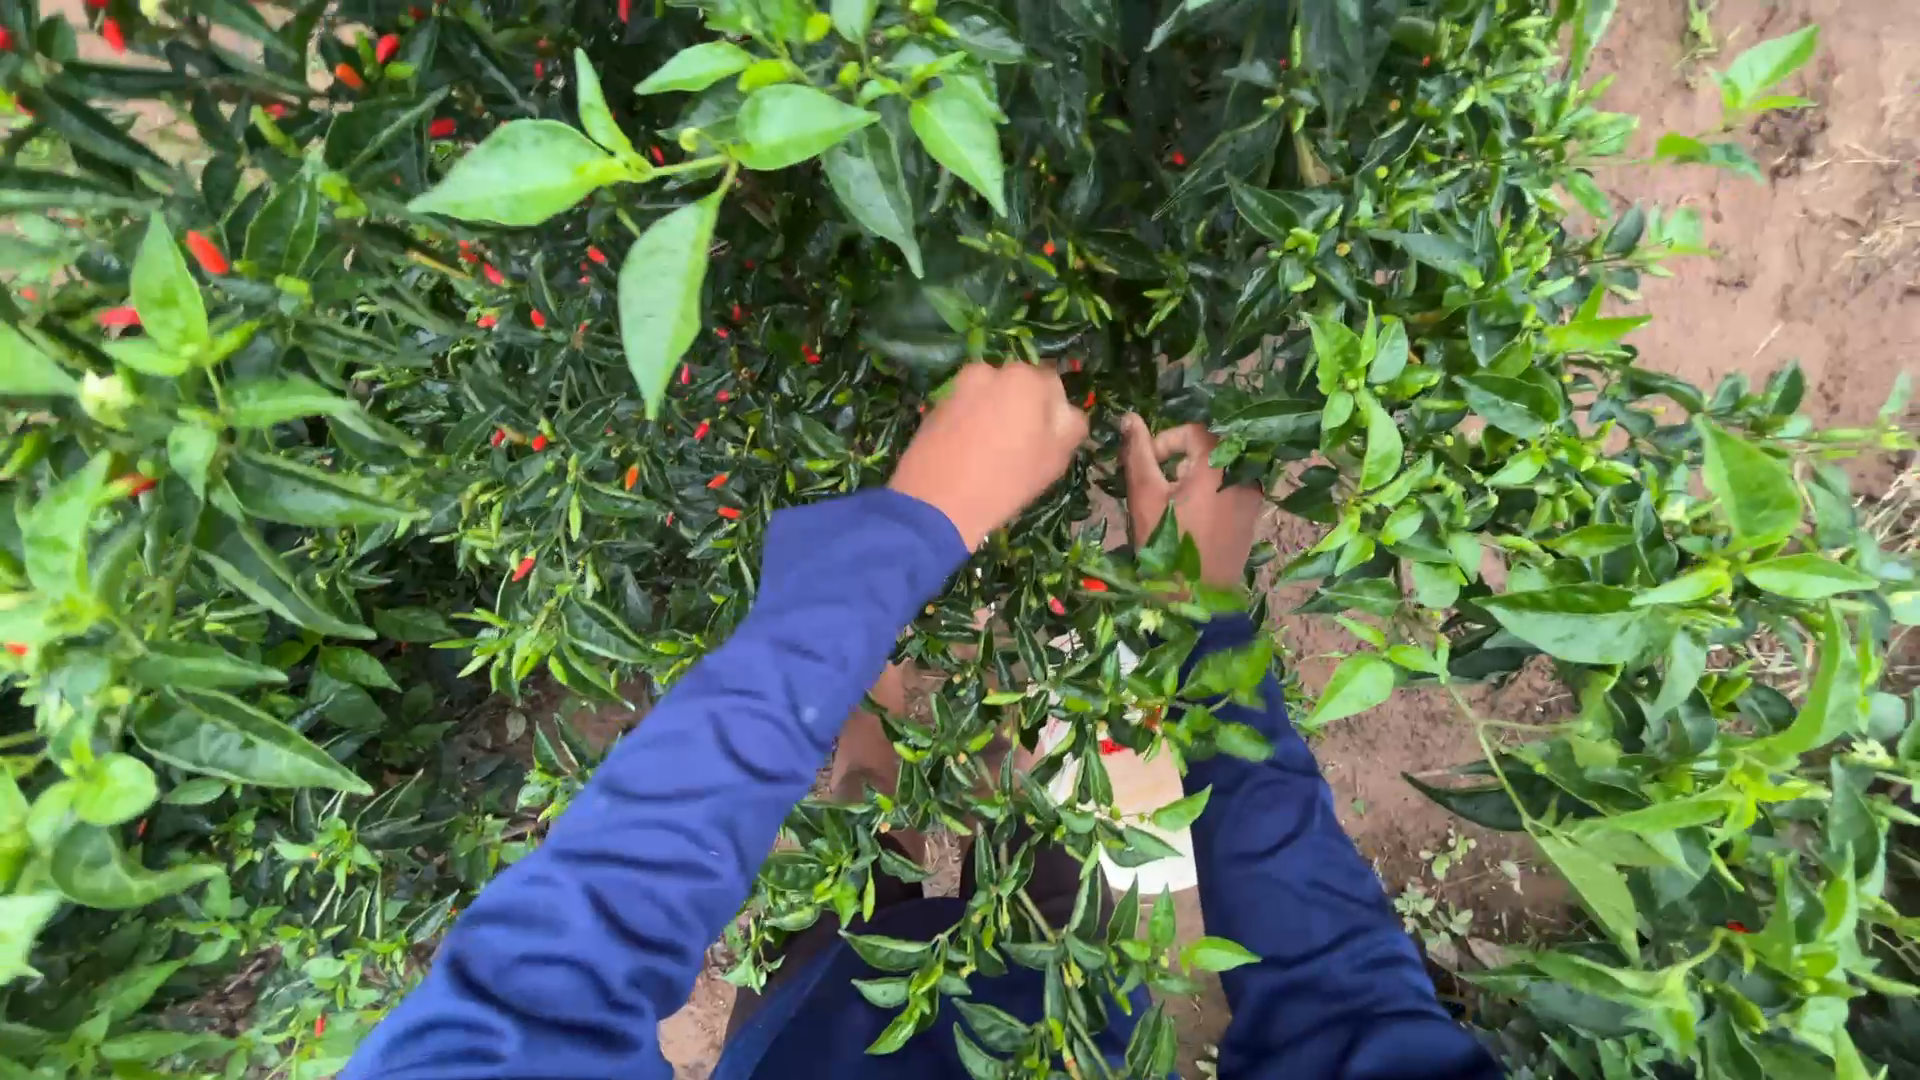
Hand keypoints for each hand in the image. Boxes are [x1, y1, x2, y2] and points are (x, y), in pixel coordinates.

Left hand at [890, 363, 1088, 548]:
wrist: (937, 503)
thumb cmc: (1007, 479)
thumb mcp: (1056, 457)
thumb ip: (1071, 425)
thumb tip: (1066, 414)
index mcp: (1024, 378)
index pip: (1052, 386)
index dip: (1053, 414)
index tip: (1046, 442)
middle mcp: (988, 373)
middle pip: (1017, 388)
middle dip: (1022, 411)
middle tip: (1019, 450)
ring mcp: (956, 389)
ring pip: (988, 400)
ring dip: (994, 417)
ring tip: (990, 455)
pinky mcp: (933, 410)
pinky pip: (963, 413)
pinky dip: (969, 427)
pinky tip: (967, 457)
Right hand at [1121, 415, 1264, 586]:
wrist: (1197, 598)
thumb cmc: (1166, 546)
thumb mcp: (1145, 495)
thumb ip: (1138, 452)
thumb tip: (1129, 417)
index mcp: (1220, 464)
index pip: (1191, 431)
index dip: (1164, 443)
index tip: (1148, 467)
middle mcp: (1245, 472)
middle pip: (1209, 446)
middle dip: (1180, 460)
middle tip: (1161, 487)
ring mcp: (1253, 494)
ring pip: (1220, 466)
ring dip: (1195, 475)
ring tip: (1176, 503)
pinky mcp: (1254, 513)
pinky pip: (1232, 485)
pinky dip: (1211, 490)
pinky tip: (1194, 516)